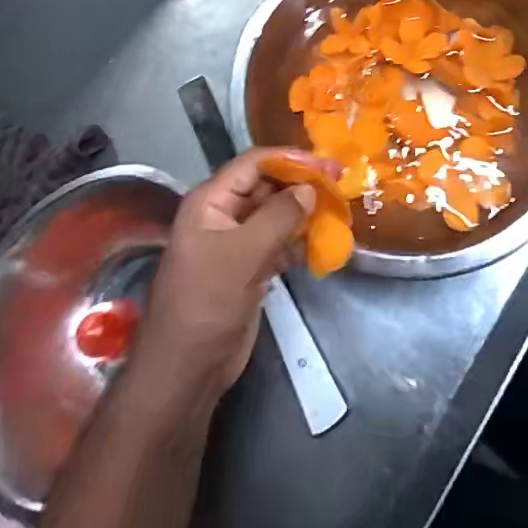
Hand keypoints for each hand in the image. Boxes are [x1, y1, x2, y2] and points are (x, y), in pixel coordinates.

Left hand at [132, 148, 324, 398]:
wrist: (187, 367)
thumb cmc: (208, 302)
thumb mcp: (244, 254)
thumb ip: (279, 217)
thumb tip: (310, 189)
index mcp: (211, 201)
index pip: (254, 164)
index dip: (291, 159)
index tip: (328, 165)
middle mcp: (222, 214)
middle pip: (267, 186)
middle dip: (301, 185)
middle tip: (339, 188)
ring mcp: (236, 242)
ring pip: (275, 215)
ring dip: (303, 214)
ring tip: (337, 214)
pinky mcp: (248, 267)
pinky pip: (278, 242)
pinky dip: (298, 241)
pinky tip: (322, 245)